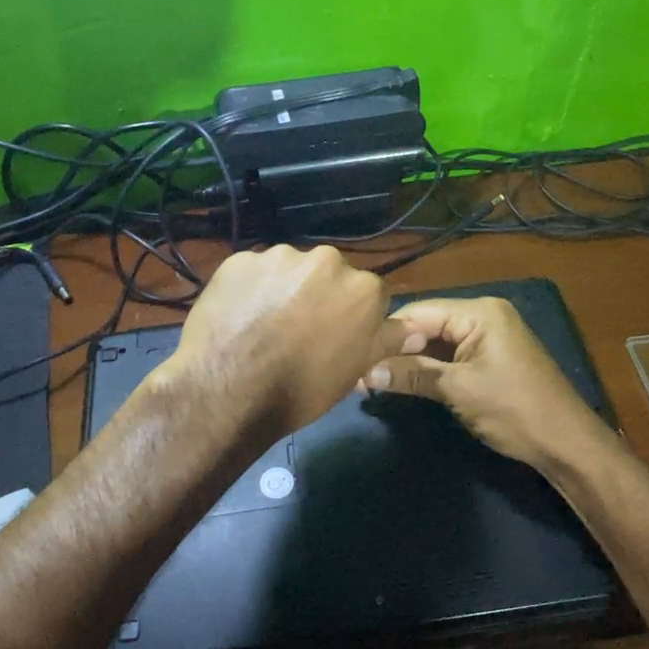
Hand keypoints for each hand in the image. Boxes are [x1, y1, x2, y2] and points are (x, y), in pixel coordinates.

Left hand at [158, 245, 419, 439]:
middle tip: (298, 332)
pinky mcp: (239, 260)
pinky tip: (238, 319)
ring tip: (264, 327)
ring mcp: (279, 257)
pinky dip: (249, 290)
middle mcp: (326, 260)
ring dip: (283, 290)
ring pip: (289, 271)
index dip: (351, 318)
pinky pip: (252, 273)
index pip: (368, 294)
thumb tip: (418, 330)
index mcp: (362, 288)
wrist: (230, 391)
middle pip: (328, 275)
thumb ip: (387, 341)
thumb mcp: (354, 371)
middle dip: (318, 297)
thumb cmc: (301, 390)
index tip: (334, 339)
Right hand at [363, 297, 609, 471]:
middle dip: (394, 348)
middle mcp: (483, 316)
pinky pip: (449, 356)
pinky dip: (428, 369)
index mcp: (480, 312)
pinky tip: (402, 381)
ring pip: (435, 342)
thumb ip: (411, 376)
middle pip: (426, 324)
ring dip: (409, 360)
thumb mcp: (458, 391)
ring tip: (372, 377)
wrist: (566, 444)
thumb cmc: (515, 410)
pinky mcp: (489, 359)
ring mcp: (488, 338)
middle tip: (358, 369)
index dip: (386, 334)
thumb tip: (364, 374)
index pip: (419, 312)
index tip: (353, 354)